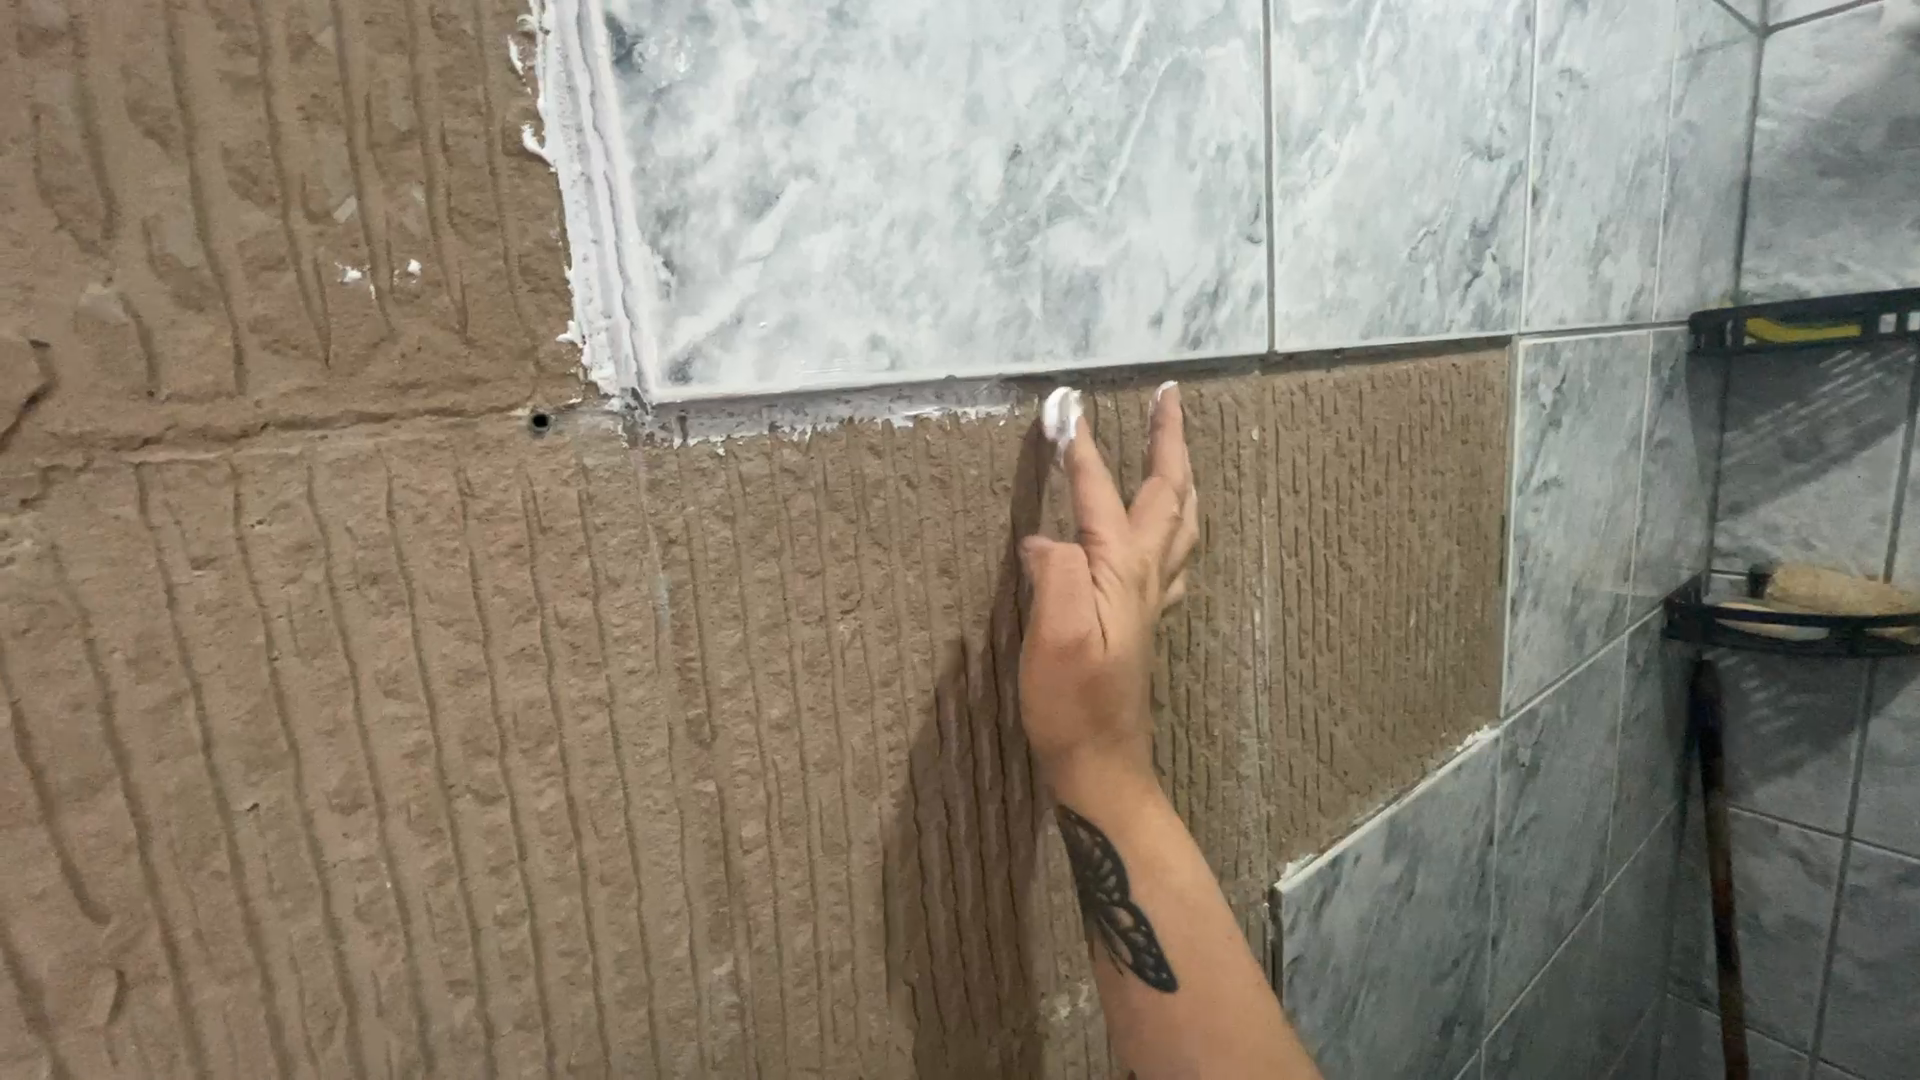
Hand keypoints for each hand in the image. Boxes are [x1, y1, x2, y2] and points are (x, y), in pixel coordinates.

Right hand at [1018, 384, 1199, 794]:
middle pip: (1168, 494)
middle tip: (1168, 399)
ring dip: (1179, 476)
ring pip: (1180, 522)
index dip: (1082, 447)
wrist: (1101, 765)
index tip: (1065, 404)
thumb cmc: (1071, 706)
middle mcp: (1143, 577)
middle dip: (1168, 441)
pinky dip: (1175, 523)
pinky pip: (1172, 557)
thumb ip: (1055, 573)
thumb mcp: (1053, 636)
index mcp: (1119, 570)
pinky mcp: (1142, 621)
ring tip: (1175, 448)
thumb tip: (1043, 538)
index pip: (1099, 492)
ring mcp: (1149, 600)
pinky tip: (1168, 530)